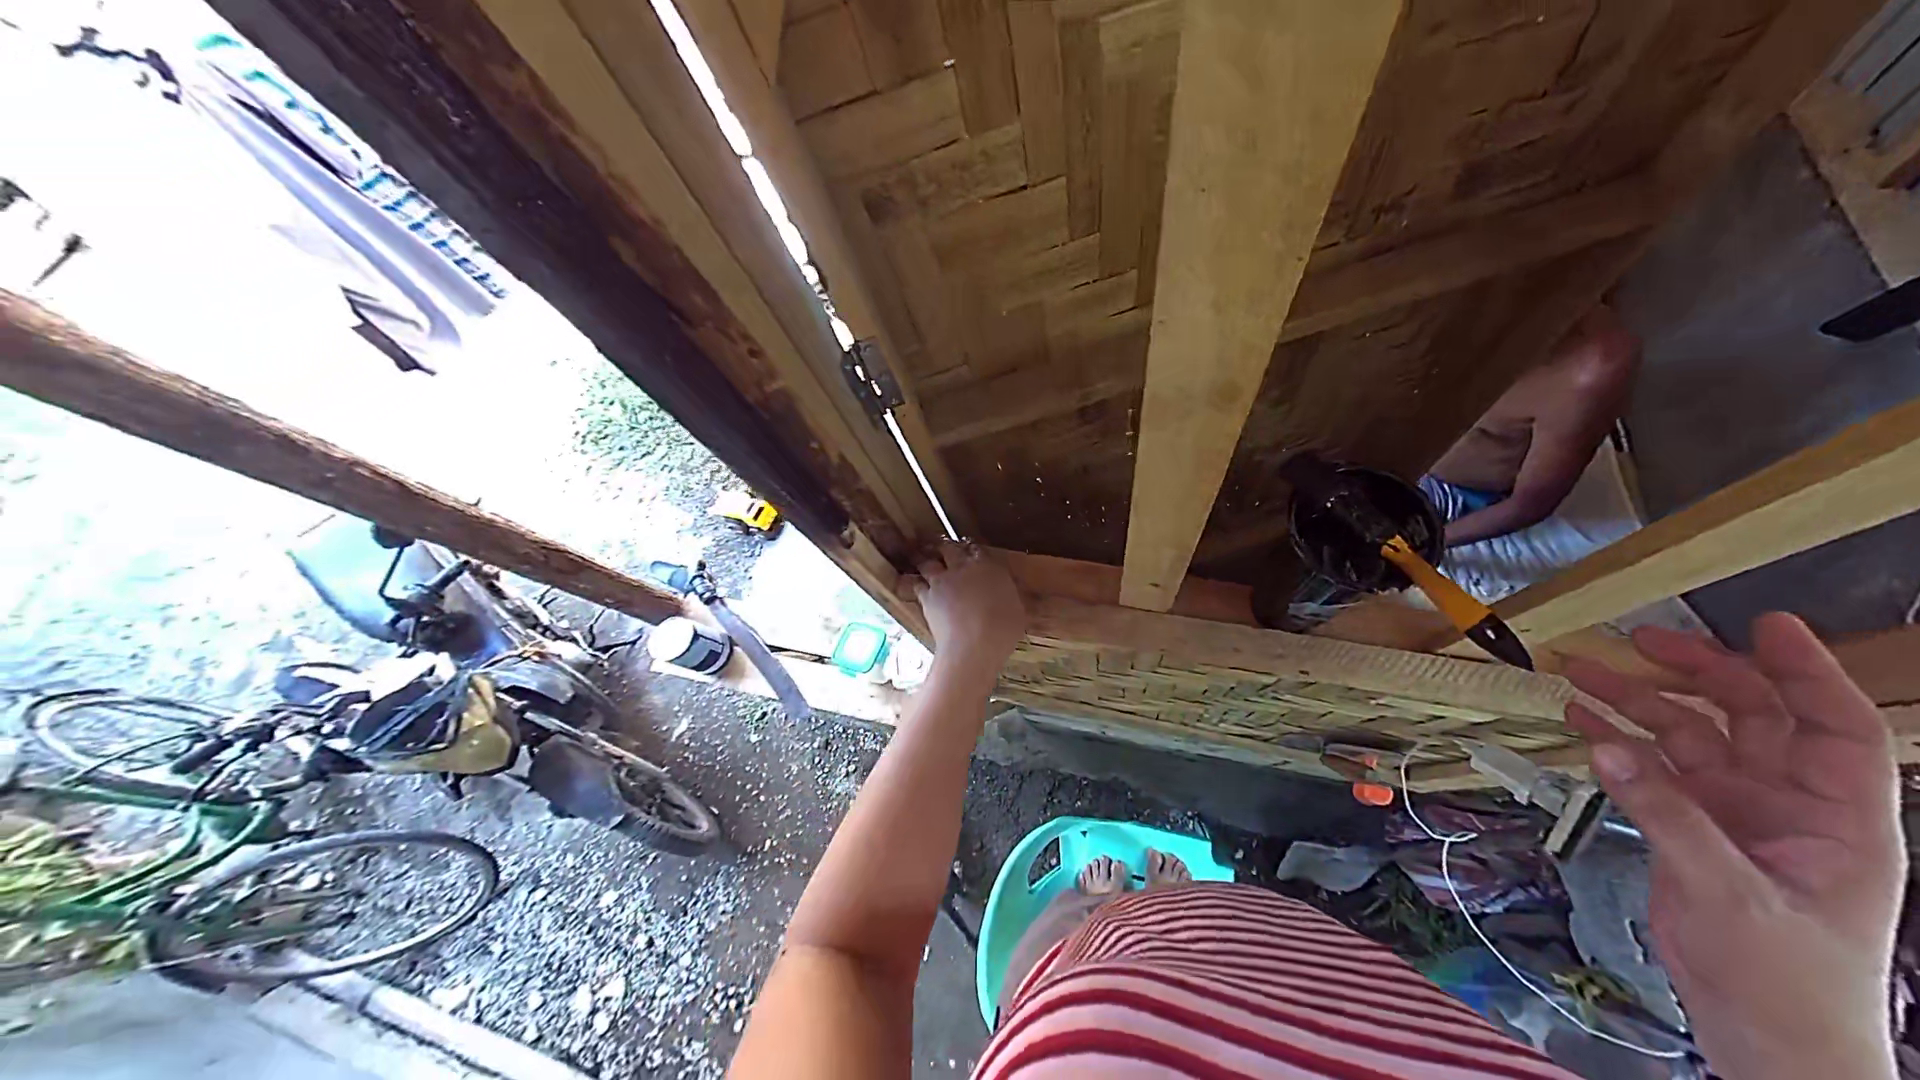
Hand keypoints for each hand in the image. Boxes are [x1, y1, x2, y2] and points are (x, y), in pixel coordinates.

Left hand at [903, 541, 1025, 679]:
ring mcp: (942, 581)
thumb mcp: (1015, 609)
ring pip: (928, 563)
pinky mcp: (926, 597)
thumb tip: (1004, 593)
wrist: (974, 644)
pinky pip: (917, 585)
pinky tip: (917, 586)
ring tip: (925, 564)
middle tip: (943, 551)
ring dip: (927, 563)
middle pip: (949, 549)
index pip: (977, 551)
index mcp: (988, 567)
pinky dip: (917, 584)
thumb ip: (1006, 595)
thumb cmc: (1003, 628)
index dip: (973, 553)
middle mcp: (962, 568)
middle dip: (945, 549)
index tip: (972, 556)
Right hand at [1564, 614, 1903, 1079]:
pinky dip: (1614, 738)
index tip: (1769, 623)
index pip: (1835, 728)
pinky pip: (1650, 766)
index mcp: (1839, 819)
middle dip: (1698, 672)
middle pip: (1749, 717)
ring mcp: (1734, 809)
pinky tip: (1578, 720)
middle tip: (1637, 641)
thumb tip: (1605, 747)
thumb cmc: (1782, 972)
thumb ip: (1668, 815)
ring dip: (1636, 701)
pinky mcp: (1689, 822)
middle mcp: (1788, 801)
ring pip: (1688, 734)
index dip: (1807, 673)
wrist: (1762, 1026)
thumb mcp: (1730, 893)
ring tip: (1579, 671)